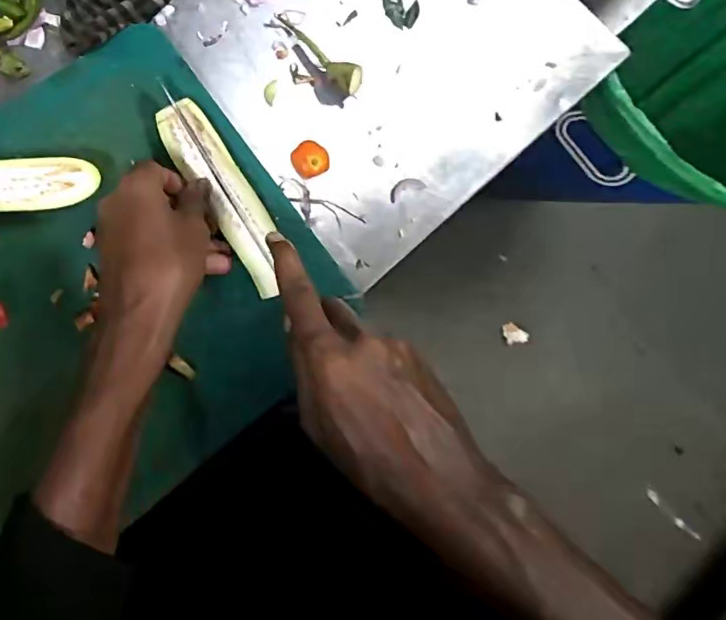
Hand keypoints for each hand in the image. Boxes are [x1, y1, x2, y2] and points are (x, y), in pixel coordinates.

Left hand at [92, 161, 230, 340]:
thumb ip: (196, 200)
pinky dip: (167, 249)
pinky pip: (143, 242)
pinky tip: (203, 269)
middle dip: (185, 213)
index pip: (155, 169)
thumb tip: (197, 183)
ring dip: (183, 236)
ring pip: (152, 224)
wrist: (138, 312)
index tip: (198, 200)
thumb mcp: (194, 227)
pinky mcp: (112, 253)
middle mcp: (115, 201)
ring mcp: (110, 229)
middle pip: (153, 198)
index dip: (179, 181)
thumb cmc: (171, 259)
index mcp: (134, 186)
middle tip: (211, 230)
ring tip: (218, 257)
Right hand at [271, 233, 653, 619]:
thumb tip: (295, 333)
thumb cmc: (368, 462)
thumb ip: (303, 371)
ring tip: (368, 400)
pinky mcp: (420, 358)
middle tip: (323, 356)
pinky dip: (381, 368)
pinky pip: (388, 352)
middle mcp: (360, 339)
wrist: (447, 485)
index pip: (300, 297)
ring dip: (356, 355)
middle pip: (332, 312)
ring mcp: (395, 345)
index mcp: (327, 355)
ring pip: (362, 337)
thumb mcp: (316, 424)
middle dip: (322, 323)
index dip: (287, 265)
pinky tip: (394, 404)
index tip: (278, 239)